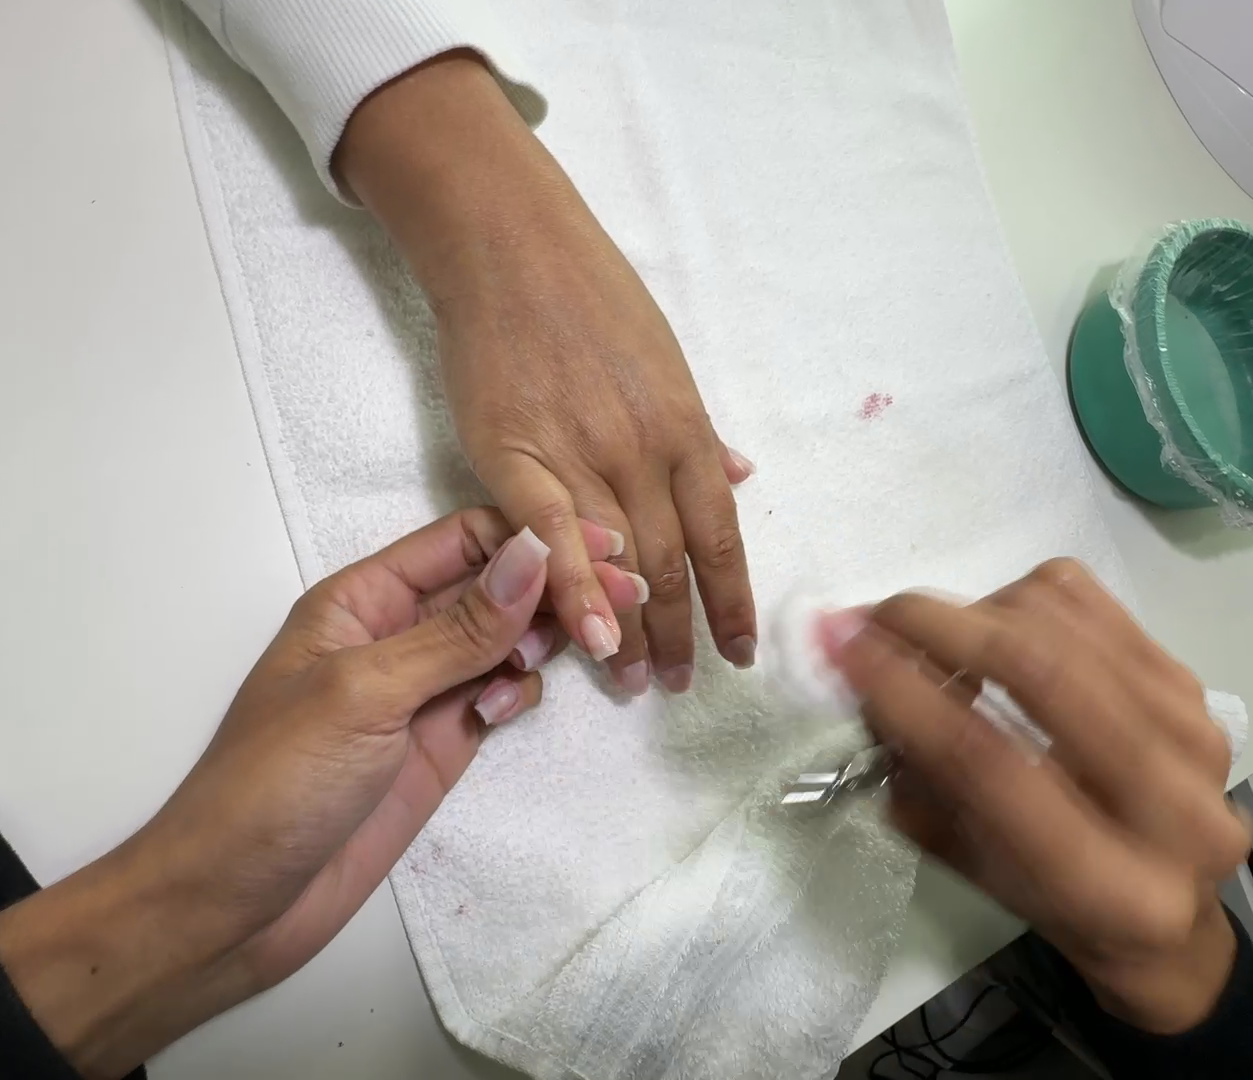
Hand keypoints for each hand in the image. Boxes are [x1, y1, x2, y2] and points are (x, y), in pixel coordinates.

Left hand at [0, 509, 634, 1076]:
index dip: (529, 536)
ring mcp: (424, 688)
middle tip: (625, 592)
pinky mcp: (442, 738)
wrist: (240, 907)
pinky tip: (505, 709)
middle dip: (554, 586)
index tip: (600, 541)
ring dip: (541, 637)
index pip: (461, 540)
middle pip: (492, 588)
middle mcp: (399, 632)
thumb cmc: (280, 781)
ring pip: (503, 638)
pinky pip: (498, 692)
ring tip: (581, 647)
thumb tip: (535, 552)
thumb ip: (460, 627)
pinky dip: (515, 691)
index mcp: (365, 598)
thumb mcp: (368, 691)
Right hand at [335, 53, 756, 696]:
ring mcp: (583, 452)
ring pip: (620, 558)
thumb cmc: (592, 300)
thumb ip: (699, 431)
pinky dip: (576, 589)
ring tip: (636, 682)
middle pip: (672, 561)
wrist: (511, 249)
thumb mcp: (667, 361)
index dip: (731, 601)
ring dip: (633, 629)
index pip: (721, 536)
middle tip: (679, 684)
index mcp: (686, 428)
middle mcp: (644, 450)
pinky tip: (593, 641)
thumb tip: (741, 474)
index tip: (738, 651)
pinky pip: (554, 535)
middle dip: (680, 631)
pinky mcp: (516, 453)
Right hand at [828, 560, 1251, 1033]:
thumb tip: (854, 665)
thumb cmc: (1039, 889)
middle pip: (1035, 671)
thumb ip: (908, 768)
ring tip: (931, 638)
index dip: (902, 692)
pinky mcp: (1191, 680)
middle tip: (865, 615)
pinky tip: (988, 628)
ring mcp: (1194, 730)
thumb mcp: (959, 854)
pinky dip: (1009, 597)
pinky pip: (1078, 596)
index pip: (987, 762)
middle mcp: (1174, 805)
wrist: (1159, 901)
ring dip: (966, 613)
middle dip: (930, 626)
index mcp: (1109, 886)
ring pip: (1053, 619)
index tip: (838, 646)